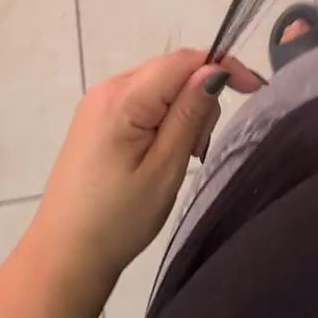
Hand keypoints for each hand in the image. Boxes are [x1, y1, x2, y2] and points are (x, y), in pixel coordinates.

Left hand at [26, 49, 261, 286]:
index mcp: (122, 99)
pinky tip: (164, 149)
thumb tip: (214, 69)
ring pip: (160, 83)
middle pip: (172, 69)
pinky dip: (165, 115)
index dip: (222, 66)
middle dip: (200, 95)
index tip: (255, 88)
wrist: (63, 257)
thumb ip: (189, 115)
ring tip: (183, 155)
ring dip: (184, 108)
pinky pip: (144, 97)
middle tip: (202, 146)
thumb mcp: (164, 170)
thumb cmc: (117, 220)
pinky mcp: (97, 117)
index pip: (183, 60)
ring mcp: (99, 101)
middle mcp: (108, 88)